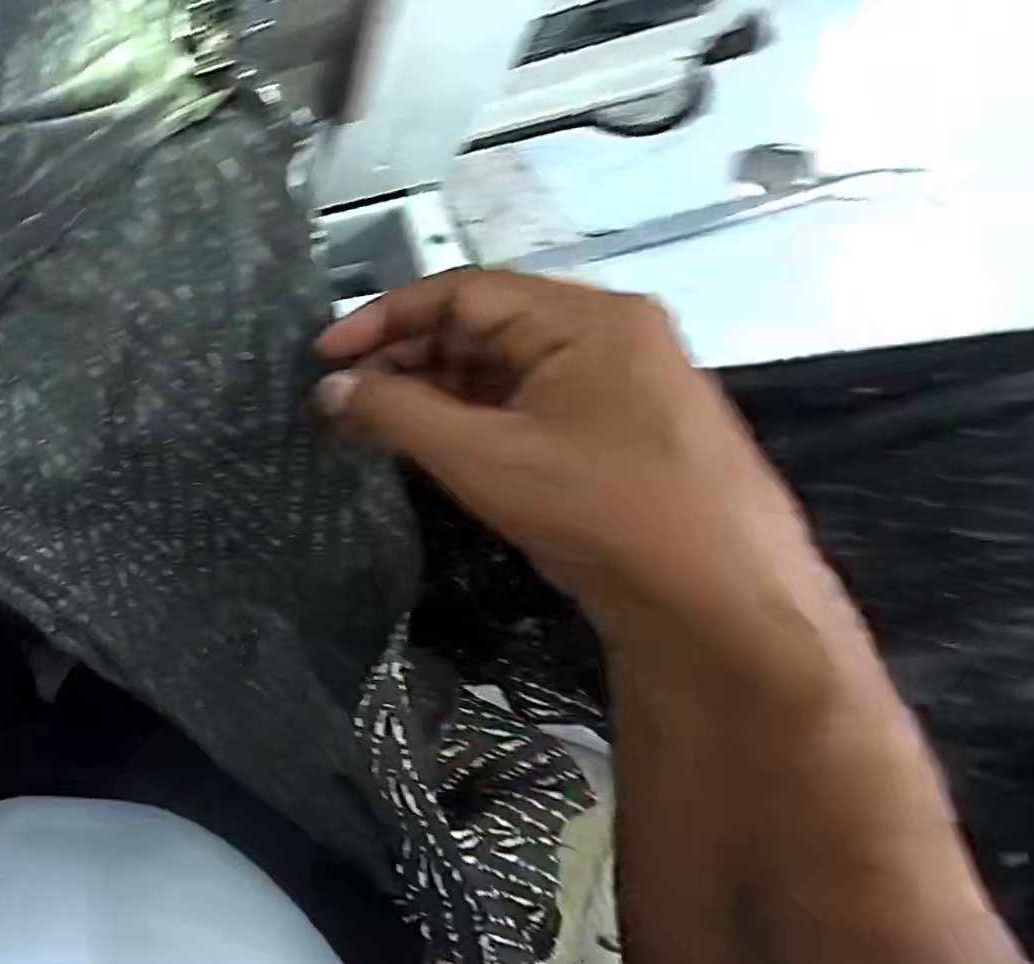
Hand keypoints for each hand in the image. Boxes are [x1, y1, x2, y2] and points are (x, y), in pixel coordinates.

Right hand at [313, 269, 817, 620]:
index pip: (461, 292)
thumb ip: (394, 412)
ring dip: (421, 392)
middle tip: (338, 399)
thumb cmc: (597, 509)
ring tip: (363, 424)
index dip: (382, 318)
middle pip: (474, 327)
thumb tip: (326, 389)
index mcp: (582, 319)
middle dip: (398, 359)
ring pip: (489, 369)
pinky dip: (455, 418)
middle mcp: (596, 336)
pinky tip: (415, 442)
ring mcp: (599, 384)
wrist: (711, 600)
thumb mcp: (480, 455)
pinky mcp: (595, 428)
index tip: (322, 355)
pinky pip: (509, 404)